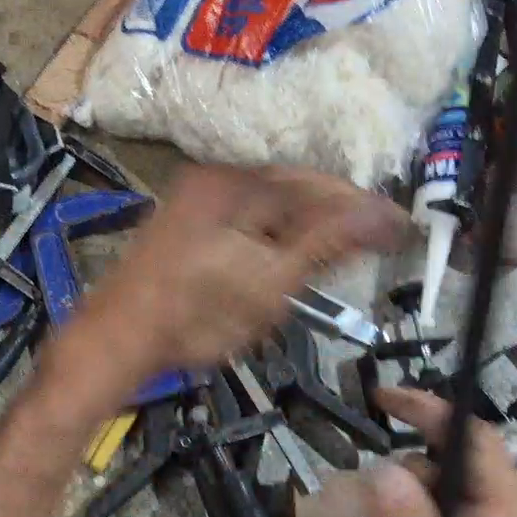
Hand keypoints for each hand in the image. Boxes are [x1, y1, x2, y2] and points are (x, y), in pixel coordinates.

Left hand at [68, 165, 411, 378]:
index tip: (400, 230)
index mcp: (238, 184)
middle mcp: (214, 177)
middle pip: (294, 189)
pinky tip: (283, 258)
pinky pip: (241, 215)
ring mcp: (193, 196)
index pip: (321, 186)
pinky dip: (269, 233)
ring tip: (334, 256)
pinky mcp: (181, 219)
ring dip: (303, 227)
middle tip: (371, 246)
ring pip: (268, 204)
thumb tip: (380, 215)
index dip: (363, 210)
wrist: (116, 339)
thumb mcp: (269, 286)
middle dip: (334, 218)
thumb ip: (326, 244)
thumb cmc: (193, 320)